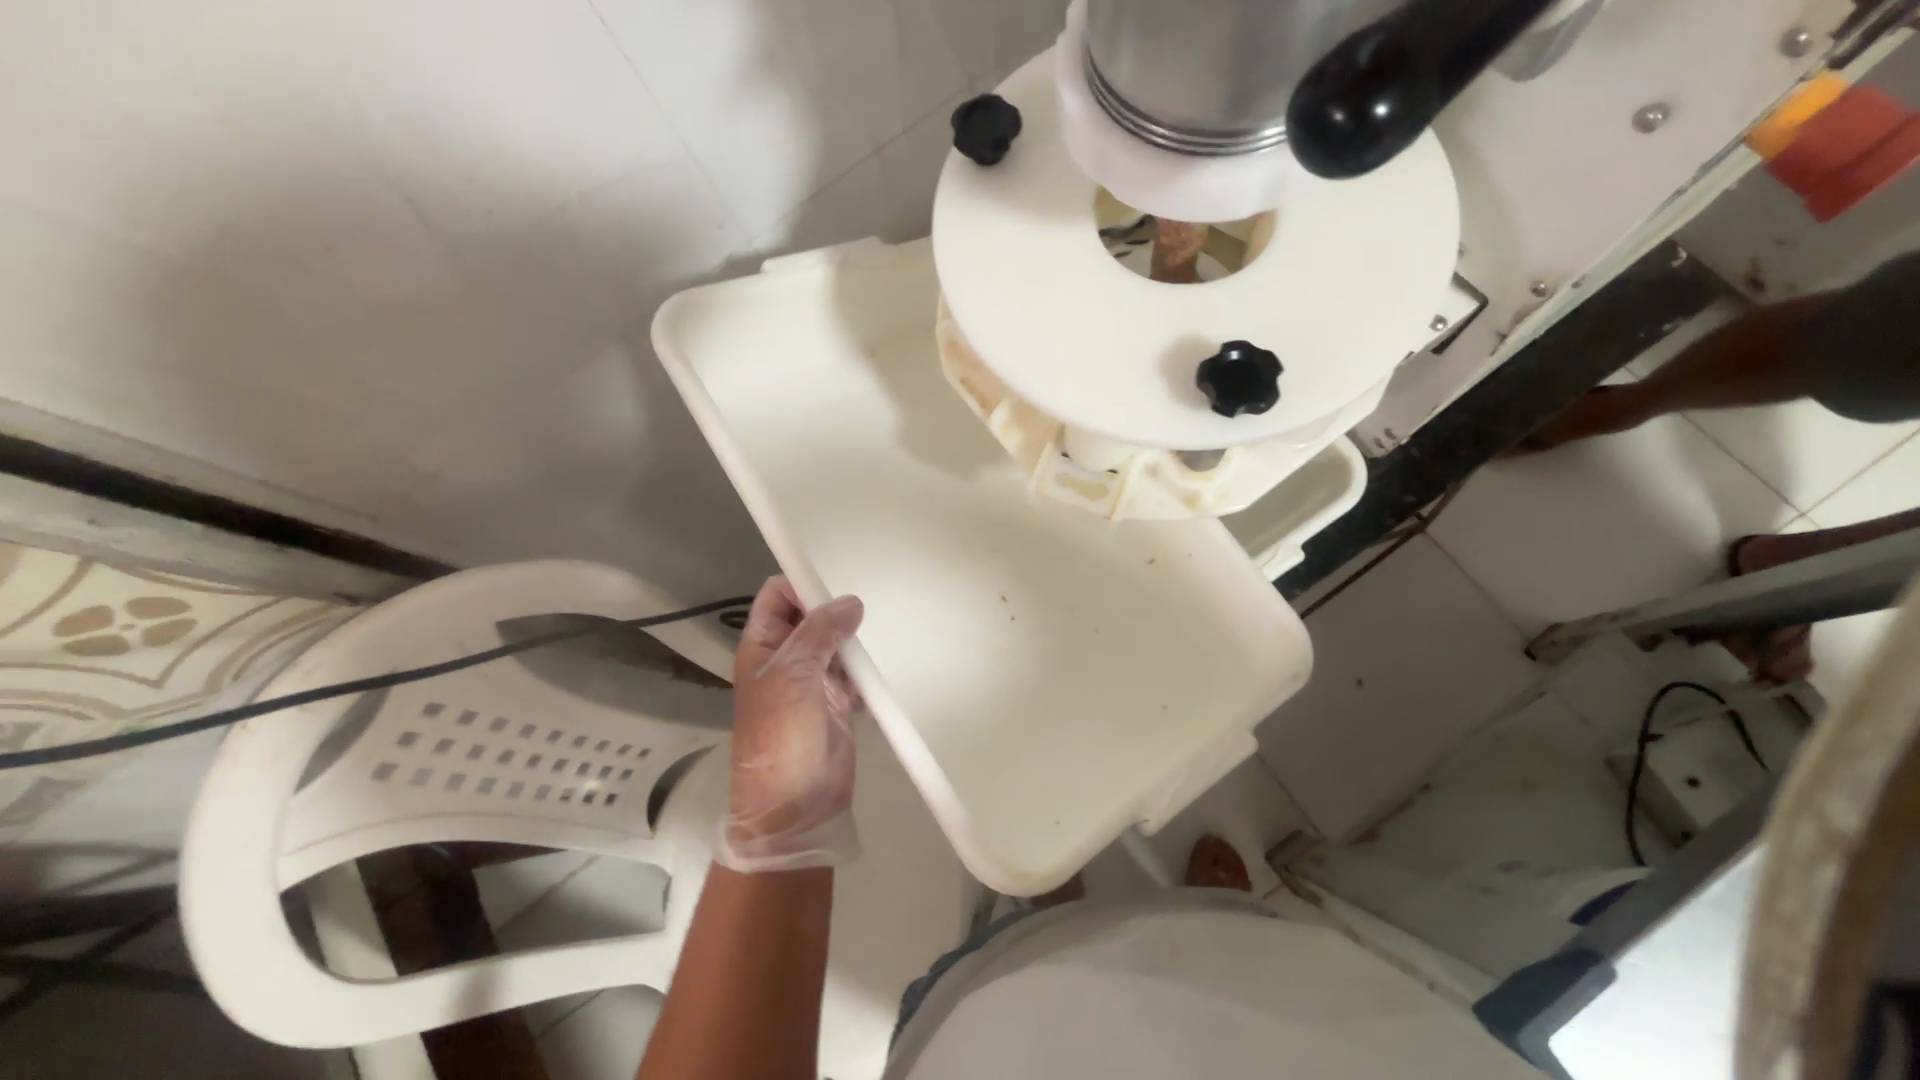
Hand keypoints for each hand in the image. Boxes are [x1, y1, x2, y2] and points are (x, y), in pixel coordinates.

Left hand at [716, 577, 864, 872]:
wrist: (794, 806)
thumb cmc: (781, 735)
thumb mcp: (794, 675)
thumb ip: (820, 632)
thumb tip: (850, 602)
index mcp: (762, 645)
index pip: (778, 595)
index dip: (803, 582)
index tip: (839, 576)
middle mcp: (786, 658)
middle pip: (812, 616)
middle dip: (838, 606)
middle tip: (878, 590)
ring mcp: (814, 681)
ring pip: (837, 643)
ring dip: (858, 635)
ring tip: (891, 616)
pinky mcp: (839, 703)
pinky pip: (856, 673)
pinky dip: (870, 665)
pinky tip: (891, 654)